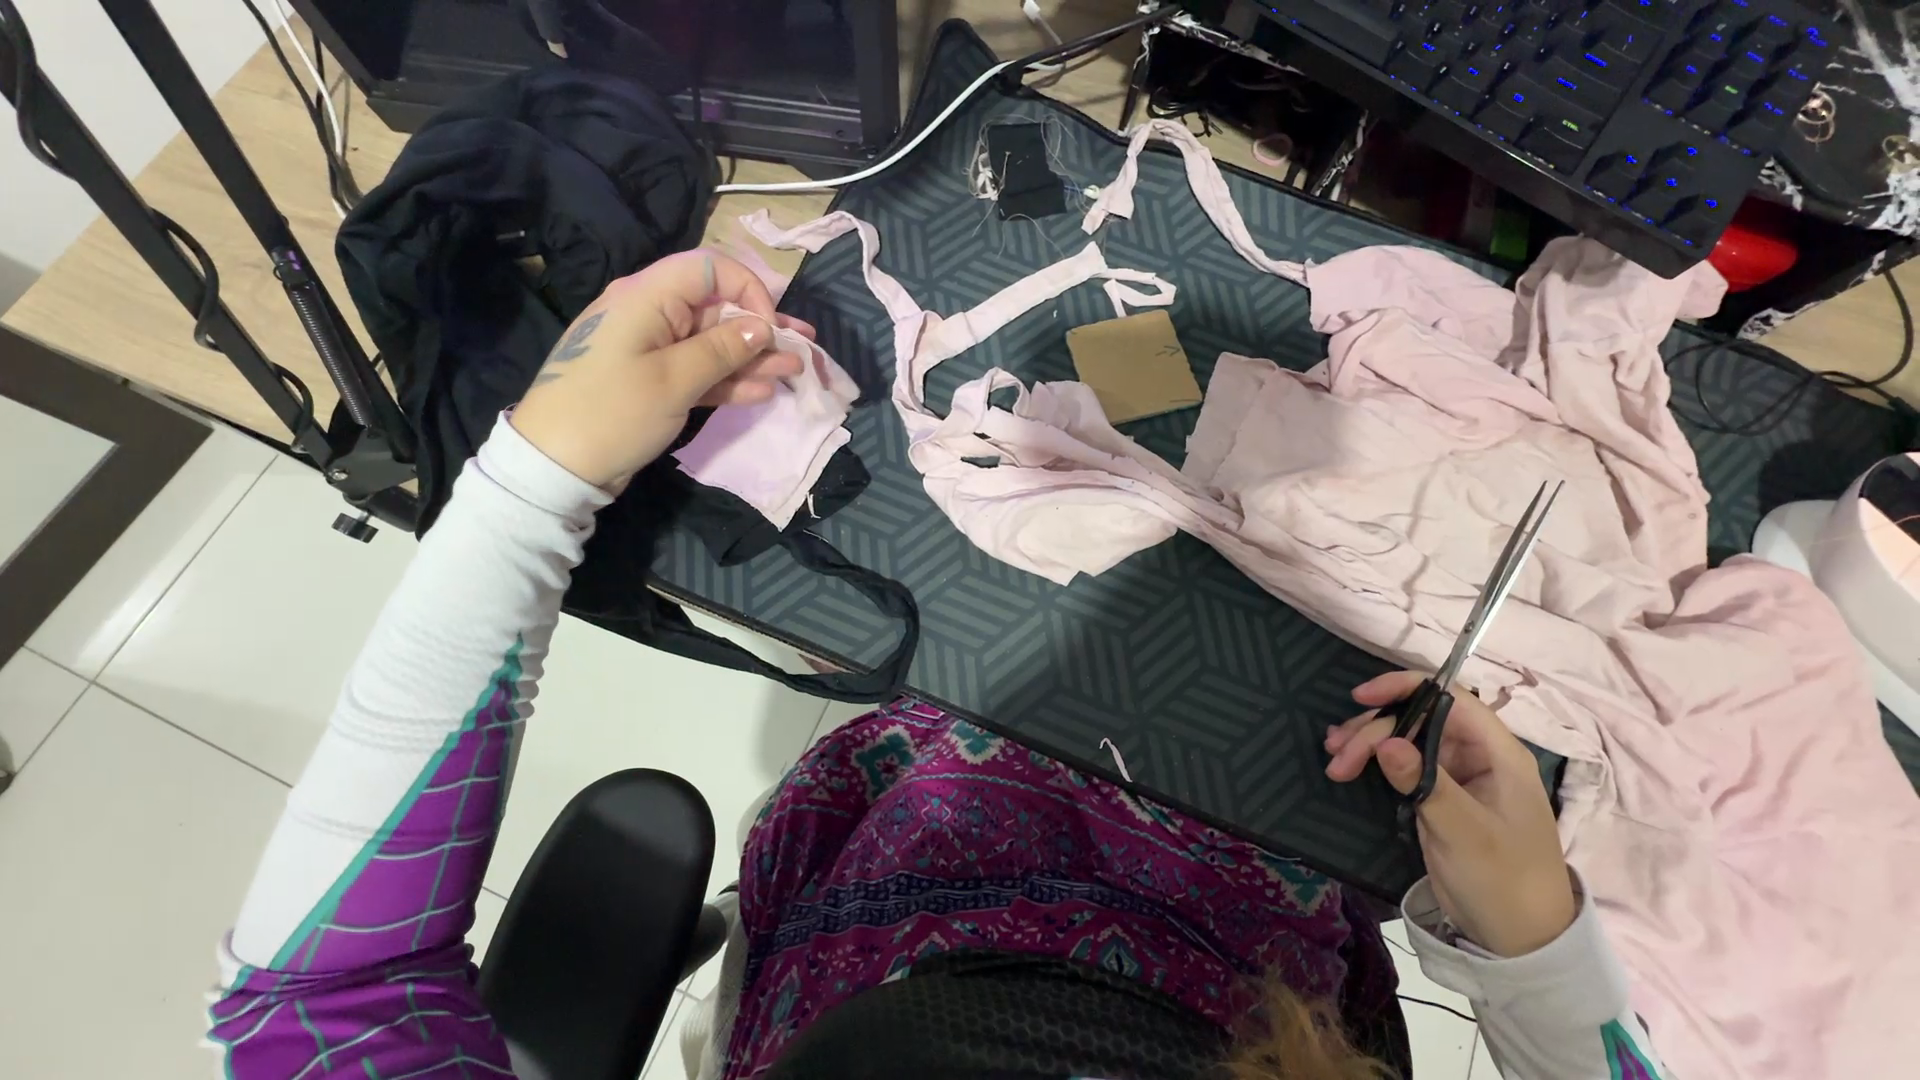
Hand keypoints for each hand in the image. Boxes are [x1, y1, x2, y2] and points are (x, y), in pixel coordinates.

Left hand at [509, 251, 813, 490]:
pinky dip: (730, 380)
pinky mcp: (654, 380)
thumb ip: (722, 350)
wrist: (556, 465)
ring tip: (795, 372)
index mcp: (647, 297)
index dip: (748, 291)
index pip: (709, 269)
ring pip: (714, 343)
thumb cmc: (612, 412)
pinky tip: (763, 391)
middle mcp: (651, 314)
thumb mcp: (673, 380)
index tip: (770, 329)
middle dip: (762, 329)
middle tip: (804, 349)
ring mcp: (653, 349)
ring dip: (753, 358)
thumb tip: (763, 328)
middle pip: (717, 308)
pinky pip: (700, 370)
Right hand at [1324, 671, 1575, 957]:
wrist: (1518, 938)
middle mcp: (1476, 756)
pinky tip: (1347, 764)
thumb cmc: (1503, 881)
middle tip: (1337, 757)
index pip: (1451, 699)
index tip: (1362, 699)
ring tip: (1334, 761)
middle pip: (1418, 718)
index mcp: (1498, 754)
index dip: (1405, 689)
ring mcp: (1454, 775)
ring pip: (1404, 738)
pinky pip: (1400, 763)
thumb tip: (1386, 743)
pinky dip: (1372, 760)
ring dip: (1366, 744)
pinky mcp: (1435, 795)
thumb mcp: (1465, 833)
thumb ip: (1425, 784)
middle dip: (1374, 730)